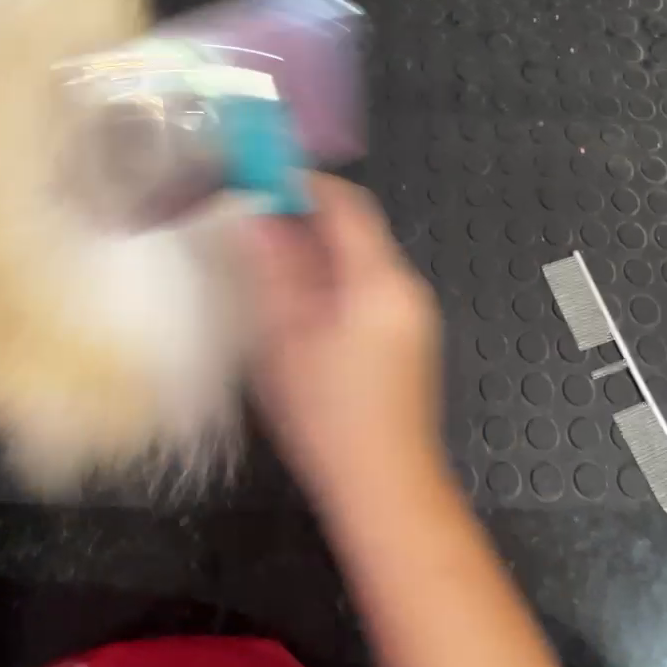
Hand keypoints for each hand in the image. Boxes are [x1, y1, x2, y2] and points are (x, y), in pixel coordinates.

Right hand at [239, 175, 445, 505]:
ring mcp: (413, 312)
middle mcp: (406, 286)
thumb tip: (256, 216)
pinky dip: (333, 282)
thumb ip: (272, 272)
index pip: (346, 205)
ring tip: (267, 268)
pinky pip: (369, 288)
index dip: (303, 183)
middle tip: (253, 225)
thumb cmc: (328, 417)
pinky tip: (299, 308)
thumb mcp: (286, 340)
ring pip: (359, 261)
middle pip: (355, 231)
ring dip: (316, 253)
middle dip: (304, 221)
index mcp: (380, 280)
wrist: (386, 488)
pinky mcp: (410, 336)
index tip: (260, 178)